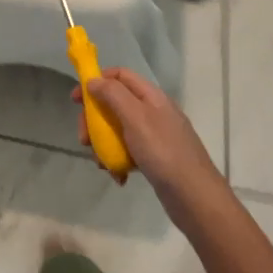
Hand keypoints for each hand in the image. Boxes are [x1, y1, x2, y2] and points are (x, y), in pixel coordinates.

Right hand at [71, 68, 224, 212]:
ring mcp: (154, 135)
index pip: (119, 75)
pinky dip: (117, 159)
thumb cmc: (164, 152)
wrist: (196, 198)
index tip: (76, 100)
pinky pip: (127, 150)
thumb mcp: (135, 117)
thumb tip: (93, 80)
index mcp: (151, 97)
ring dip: (103, 142)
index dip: (96, 81)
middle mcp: (153, 112)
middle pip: (114, 103)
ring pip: (117, 128)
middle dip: (94, 119)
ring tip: (101, 162)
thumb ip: (113, 95)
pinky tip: (117, 174)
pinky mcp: (154, 157)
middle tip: (84, 139)